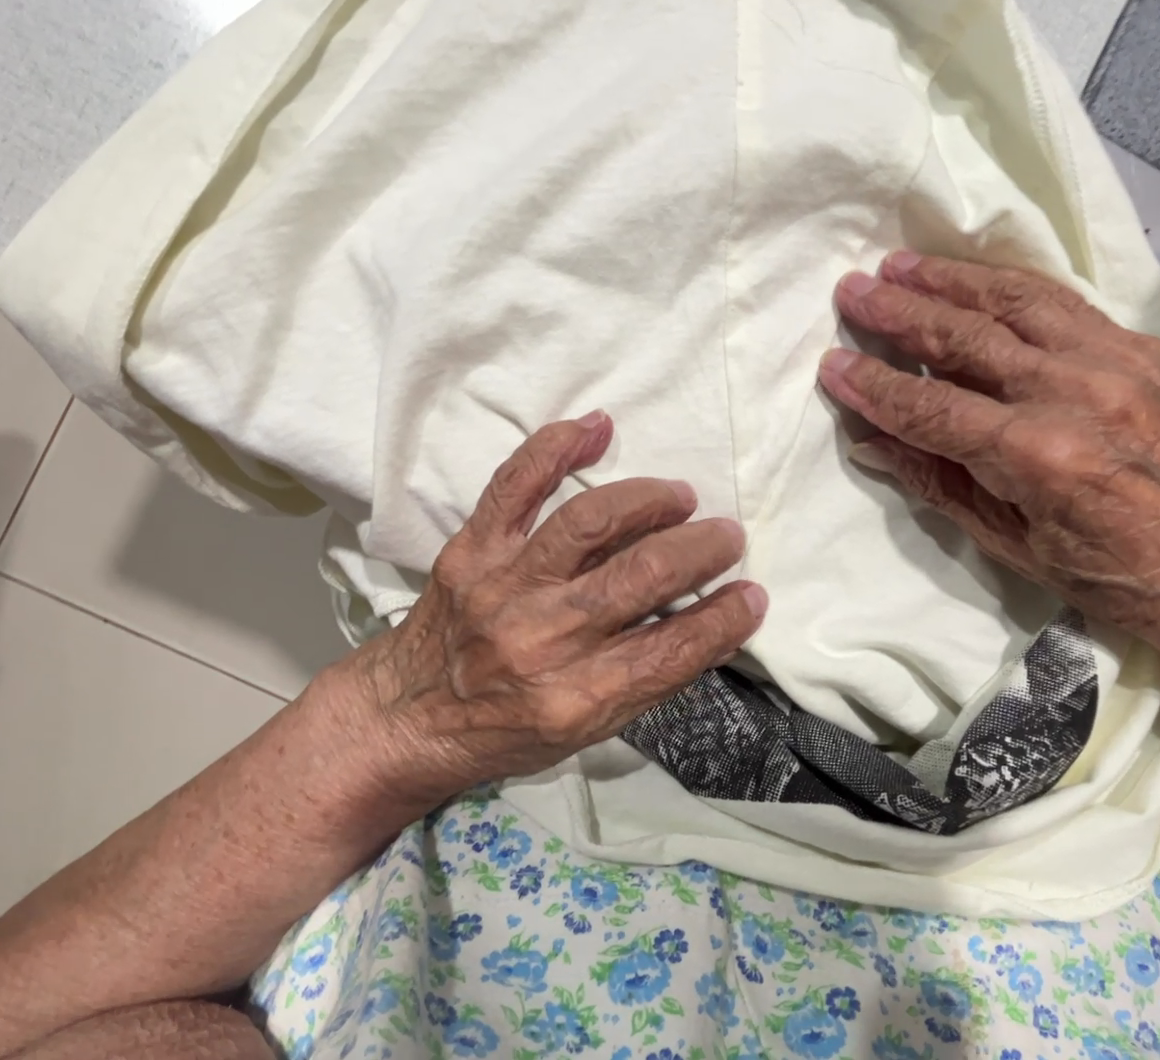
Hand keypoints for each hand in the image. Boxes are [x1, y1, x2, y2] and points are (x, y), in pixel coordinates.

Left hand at [341, 412, 767, 809]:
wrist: (406, 716)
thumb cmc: (503, 733)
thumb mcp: (582, 733)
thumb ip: (641, 678)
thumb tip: (704, 621)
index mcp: (575, 700)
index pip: (673, 650)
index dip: (725, 619)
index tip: (752, 594)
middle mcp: (541, 639)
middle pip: (642, 576)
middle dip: (701, 550)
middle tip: (726, 537)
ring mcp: (502, 586)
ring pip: (590, 522)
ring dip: (648, 501)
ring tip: (680, 497)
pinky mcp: (471, 549)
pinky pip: (515, 483)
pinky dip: (557, 446)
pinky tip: (598, 426)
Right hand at [820, 251, 1159, 673]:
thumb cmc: (1119, 577)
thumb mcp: (1013, 546)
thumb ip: (940, 483)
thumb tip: (873, 442)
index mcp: (1041, 458)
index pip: (933, 407)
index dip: (875, 386)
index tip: (831, 364)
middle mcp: (1079, 394)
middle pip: (968, 338)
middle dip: (901, 312)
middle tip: (852, 289)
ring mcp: (1119, 362)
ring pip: (1017, 301)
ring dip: (951, 279)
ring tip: (901, 264)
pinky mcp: (1145, 348)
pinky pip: (1062, 303)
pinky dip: (1008, 285)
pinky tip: (974, 279)